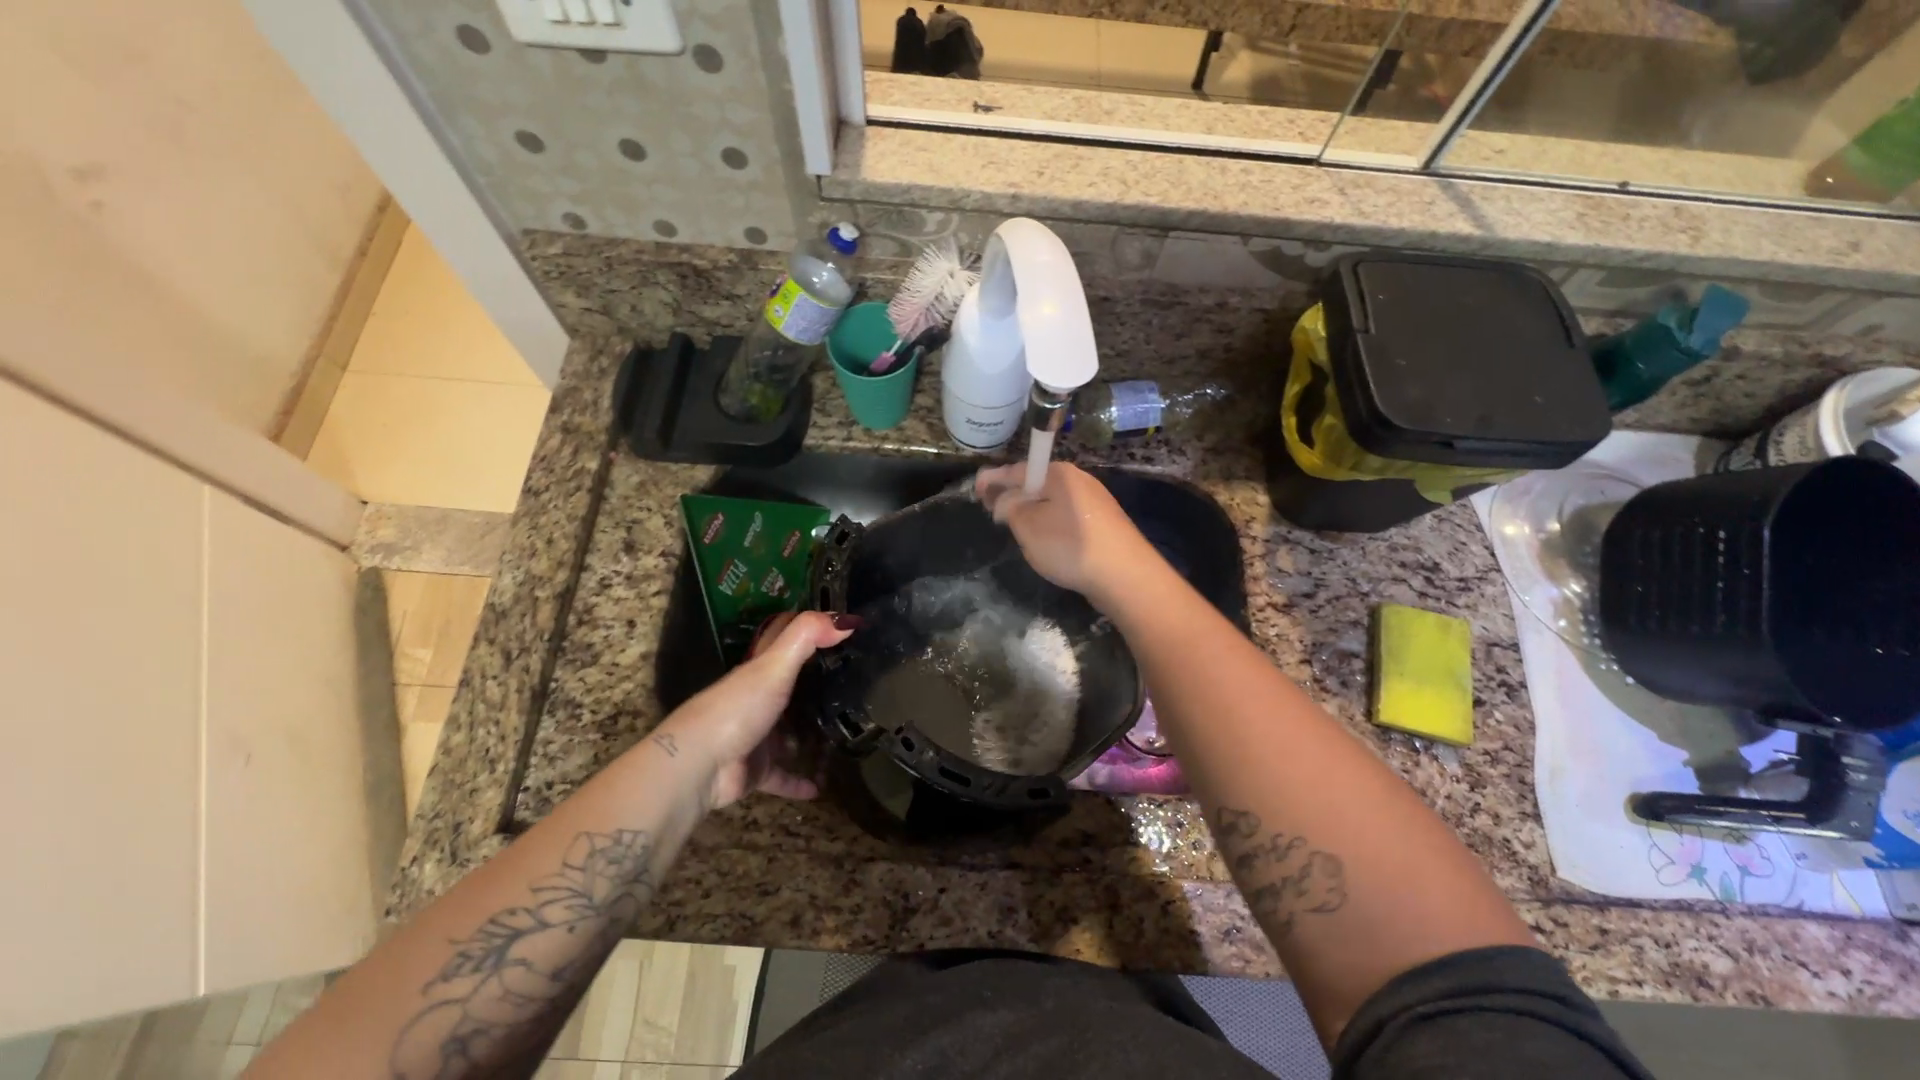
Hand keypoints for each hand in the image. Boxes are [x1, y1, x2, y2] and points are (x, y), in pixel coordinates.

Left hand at [652, 611, 855, 810]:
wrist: (699, 765)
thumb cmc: (737, 709)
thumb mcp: (774, 666)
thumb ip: (806, 638)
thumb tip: (848, 618)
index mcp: (758, 671)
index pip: (784, 640)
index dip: (810, 630)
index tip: (843, 627)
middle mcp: (757, 700)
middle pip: (791, 688)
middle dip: (817, 686)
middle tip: (856, 684)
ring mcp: (756, 736)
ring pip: (789, 733)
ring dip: (811, 736)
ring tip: (847, 735)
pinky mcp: (756, 770)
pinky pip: (783, 776)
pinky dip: (801, 781)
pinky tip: (822, 788)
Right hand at [975, 461, 1157, 603]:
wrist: (1126, 577)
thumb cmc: (1070, 546)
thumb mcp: (1028, 526)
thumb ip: (1010, 508)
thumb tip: (1004, 500)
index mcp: (1059, 473)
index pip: (1018, 469)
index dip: (993, 479)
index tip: (975, 490)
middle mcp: (1079, 480)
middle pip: (1037, 482)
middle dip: (1013, 494)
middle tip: (991, 509)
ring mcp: (1095, 502)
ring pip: (1052, 501)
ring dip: (1032, 510)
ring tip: (1014, 526)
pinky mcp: (1104, 524)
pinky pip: (1066, 516)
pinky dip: (1050, 523)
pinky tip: (1046, 540)